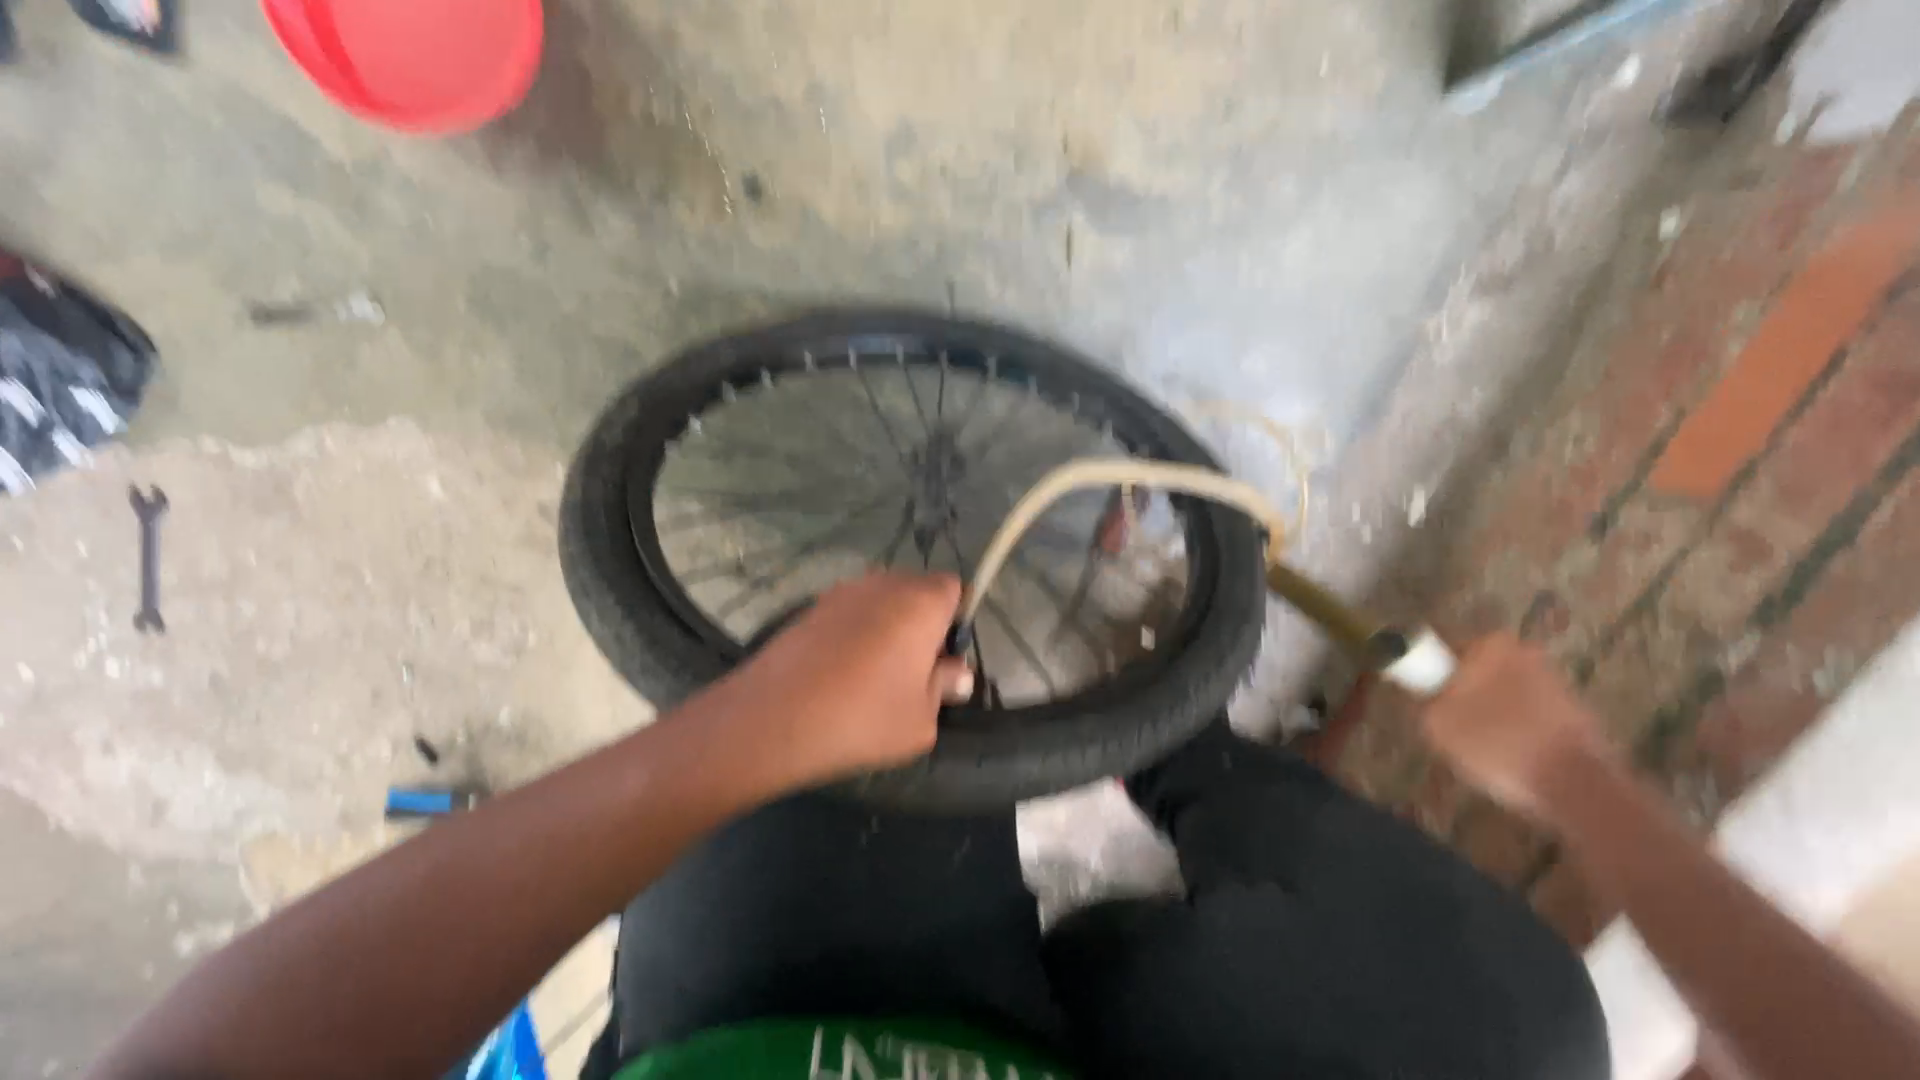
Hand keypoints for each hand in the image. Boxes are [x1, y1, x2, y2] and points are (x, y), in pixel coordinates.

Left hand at [699, 571, 973, 789]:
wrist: (773, 718)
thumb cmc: (863, 717)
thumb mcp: (921, 719)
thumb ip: (944, 688)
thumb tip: (956, 674)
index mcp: (921, 603)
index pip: (954, 589)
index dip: (955, 620)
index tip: (944, 659)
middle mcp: (884, 585)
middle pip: (916, 592)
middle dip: (922, 624)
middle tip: (915, 673)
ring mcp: (842, 592)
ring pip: (881, 603)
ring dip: (887, 629)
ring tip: (874, 678)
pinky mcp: (810, 609)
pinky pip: (849, 615)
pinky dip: (854, 635)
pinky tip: (840, 675)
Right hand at [1417, 633, 1615, 822]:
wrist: (1575, 784)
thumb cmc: (1497, 742)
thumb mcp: (1436, 724)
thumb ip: (1422, 702)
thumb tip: (1423, 696)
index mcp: (1491, 644)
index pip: (1443, 651)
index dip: (1430, 679)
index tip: (1428, 707)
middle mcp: (1526, 652)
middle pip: (1475, 674)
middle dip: (1463, 697)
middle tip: (1452, 731)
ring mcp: (1555, 682)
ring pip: (1502, 696)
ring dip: (1490, 716)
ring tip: (1483, 750)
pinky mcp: (1575, 713)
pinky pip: (1527, 716)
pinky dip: (1516, 732)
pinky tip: (1511, 758)